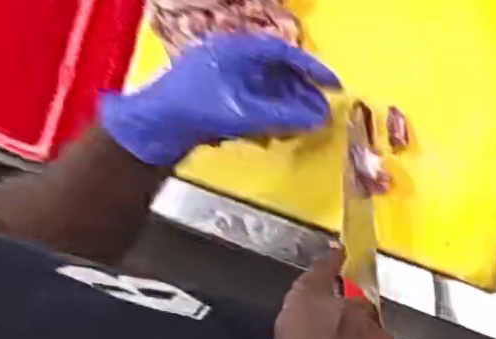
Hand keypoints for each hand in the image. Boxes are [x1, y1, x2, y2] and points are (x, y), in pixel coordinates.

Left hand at [100, 33, 340, 166]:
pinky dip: (275, 113)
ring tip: (306, 126)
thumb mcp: (249, 114)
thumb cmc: (202, 110)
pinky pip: (258, 99)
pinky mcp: (223, 94)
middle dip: (304, 92)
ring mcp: (226, 75)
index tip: (335, 86)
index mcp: (236, 50)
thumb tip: (321, 118)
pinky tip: (280, 131)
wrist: (160, 124)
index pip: (282, 51)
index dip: (312, 68)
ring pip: (270, 86)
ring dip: (291, 106)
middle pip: (278, 69)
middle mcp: (232, 57)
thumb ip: (288, 116)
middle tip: (323, 114)